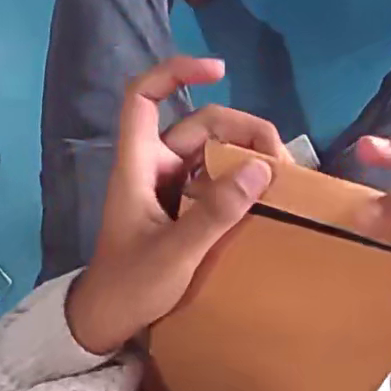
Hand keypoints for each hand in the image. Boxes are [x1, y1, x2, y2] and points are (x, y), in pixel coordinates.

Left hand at [65, 56, 289, 354]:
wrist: (107, 319)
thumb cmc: (130, 284)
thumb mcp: (174, 252)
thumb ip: (215, 213)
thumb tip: (262, 170)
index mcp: (138, 165)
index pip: (143, 98)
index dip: (174, 72)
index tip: (219, 71)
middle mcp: (153, 167)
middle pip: (198, 125)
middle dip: (242, 131)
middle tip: (282, 163)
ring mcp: (168, 188)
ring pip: (211, 152)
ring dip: (246, 157)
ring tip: (283, 178)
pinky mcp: (181, 209)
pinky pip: (214, 181)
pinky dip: (239, 182)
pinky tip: (266, 196)